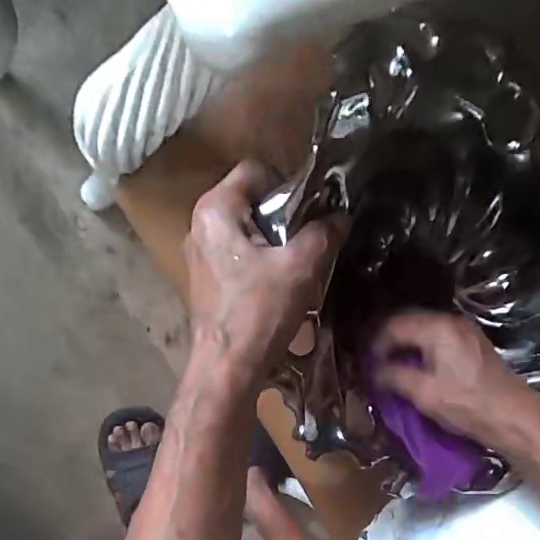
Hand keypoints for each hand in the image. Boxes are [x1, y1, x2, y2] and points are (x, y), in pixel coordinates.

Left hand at [184, 162, 341, 391]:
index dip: (289, 185)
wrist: (227, 369)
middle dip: (284, 219)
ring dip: (274, 245)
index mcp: (215, 209)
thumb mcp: (300, 268)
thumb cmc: (258, 314)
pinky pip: (238, 258)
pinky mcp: (205, 283)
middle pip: (251, 203)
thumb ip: (323, 234)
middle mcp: (199, 226)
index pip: (256, 170)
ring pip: (246, 233)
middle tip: (309, 243)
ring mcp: (199, 257)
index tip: (311, 213)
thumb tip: (341, 217)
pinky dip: (260, 265)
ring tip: (297, 269)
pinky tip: (277, 289)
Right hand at [370, 310, 539, 451]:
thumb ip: (394, 377)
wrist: (513, 417)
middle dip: (388, 342)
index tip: (363, 363)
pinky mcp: (472, 346)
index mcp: (439, 328)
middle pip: (410, 323)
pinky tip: (414, 369)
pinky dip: (421, 351)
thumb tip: (373, 371)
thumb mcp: (425, 394)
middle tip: (372, 363)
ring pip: (424, 331)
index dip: (375, 343)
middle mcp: (452, 322)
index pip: (395, 325)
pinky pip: (438, 340)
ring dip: (405, 347)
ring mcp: (465, 332)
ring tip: (389, 368)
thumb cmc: (468, 405)